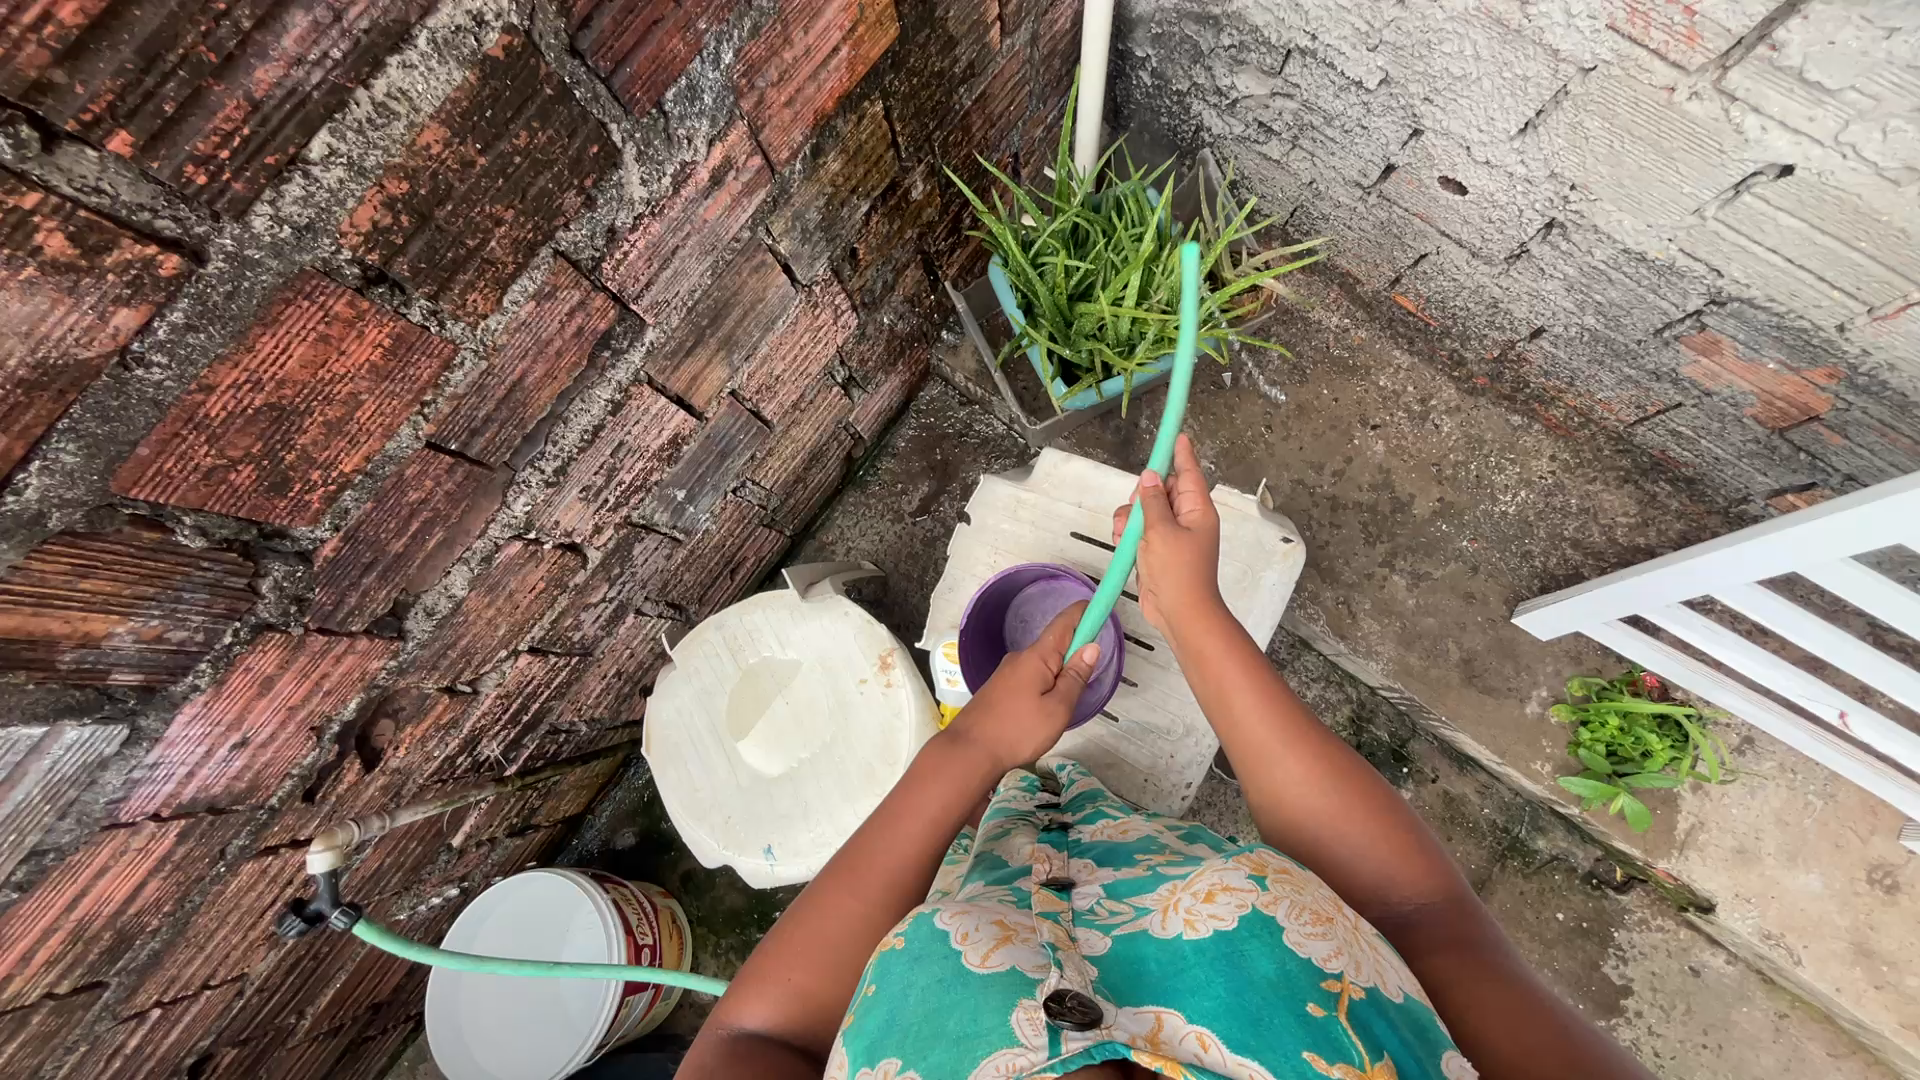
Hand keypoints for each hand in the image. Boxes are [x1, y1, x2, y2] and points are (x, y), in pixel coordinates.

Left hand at [943, 603, 1101, 773]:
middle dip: (1075, 654)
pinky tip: (1044, 711)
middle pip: (1055, 645)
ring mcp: (1008, 672)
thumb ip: (1075, 677)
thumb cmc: (1017, 730)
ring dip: (1059, 675)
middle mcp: (1020, 657)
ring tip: (1063, 708)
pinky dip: (1045, 685)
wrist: (969, 751)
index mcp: (1037, 656)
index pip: (1064, 623)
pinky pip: (1031, 678)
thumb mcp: (1057, 708)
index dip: (1085, 613)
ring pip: (1043, 665)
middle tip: (1086, 683)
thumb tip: (1091, 647)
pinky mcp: (1001, 688)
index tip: (1101, 611)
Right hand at [1111, 433, 1224, 638]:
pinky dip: (1128, 536)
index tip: (1178, 436)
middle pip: (1160, 491)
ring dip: (1130, 519)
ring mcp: (1170, 535)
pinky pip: (1138, 532)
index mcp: (1197, 510)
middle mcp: (1185, 519)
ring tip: (1128, 536)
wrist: (1178, 612)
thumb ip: (1153, 502)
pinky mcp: (1156, 550)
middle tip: (1138, 512)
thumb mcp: (1161, 531)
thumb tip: (1151, 475)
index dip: (1181, 455)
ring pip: (1144, 512)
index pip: (1189, 474)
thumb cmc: (1177, 571)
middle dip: (1143, 497)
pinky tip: (1125, 546)